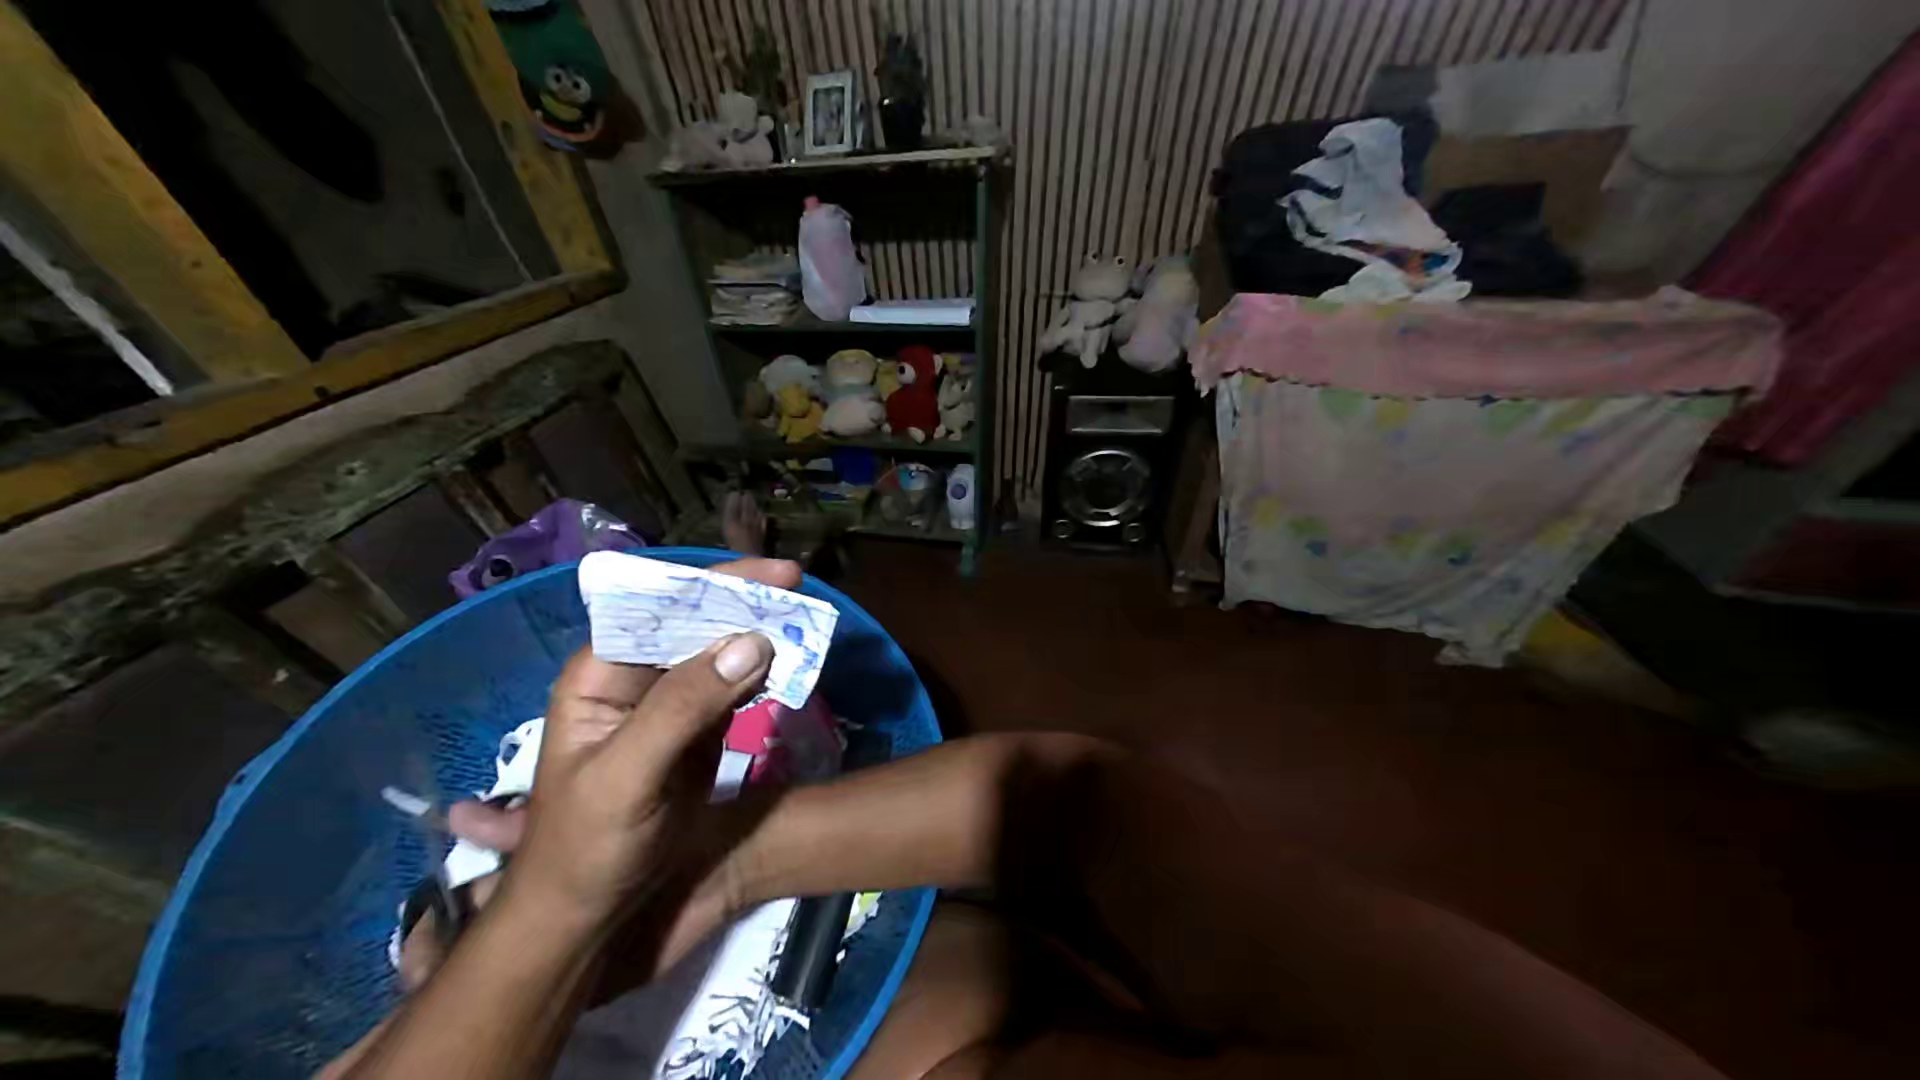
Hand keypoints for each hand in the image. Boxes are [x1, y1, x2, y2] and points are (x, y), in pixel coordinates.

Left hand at [324, 558, 800, 1078]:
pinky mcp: (700, 721)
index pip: (658, 607)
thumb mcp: (627, 775)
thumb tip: (752, 641)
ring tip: (809, 618)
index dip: (714, 582)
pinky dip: (768, 670)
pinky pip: (738, 682)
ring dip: (763, 631)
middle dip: (745, 599)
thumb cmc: (587, 843)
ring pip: (722, 647)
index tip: (774, 574)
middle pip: (695, 618)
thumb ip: (683, 706)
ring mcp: (671, 696)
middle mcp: (637, 673)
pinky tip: (796, 661)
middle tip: (800, 586)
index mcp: (602, 671)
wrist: (591, 908)